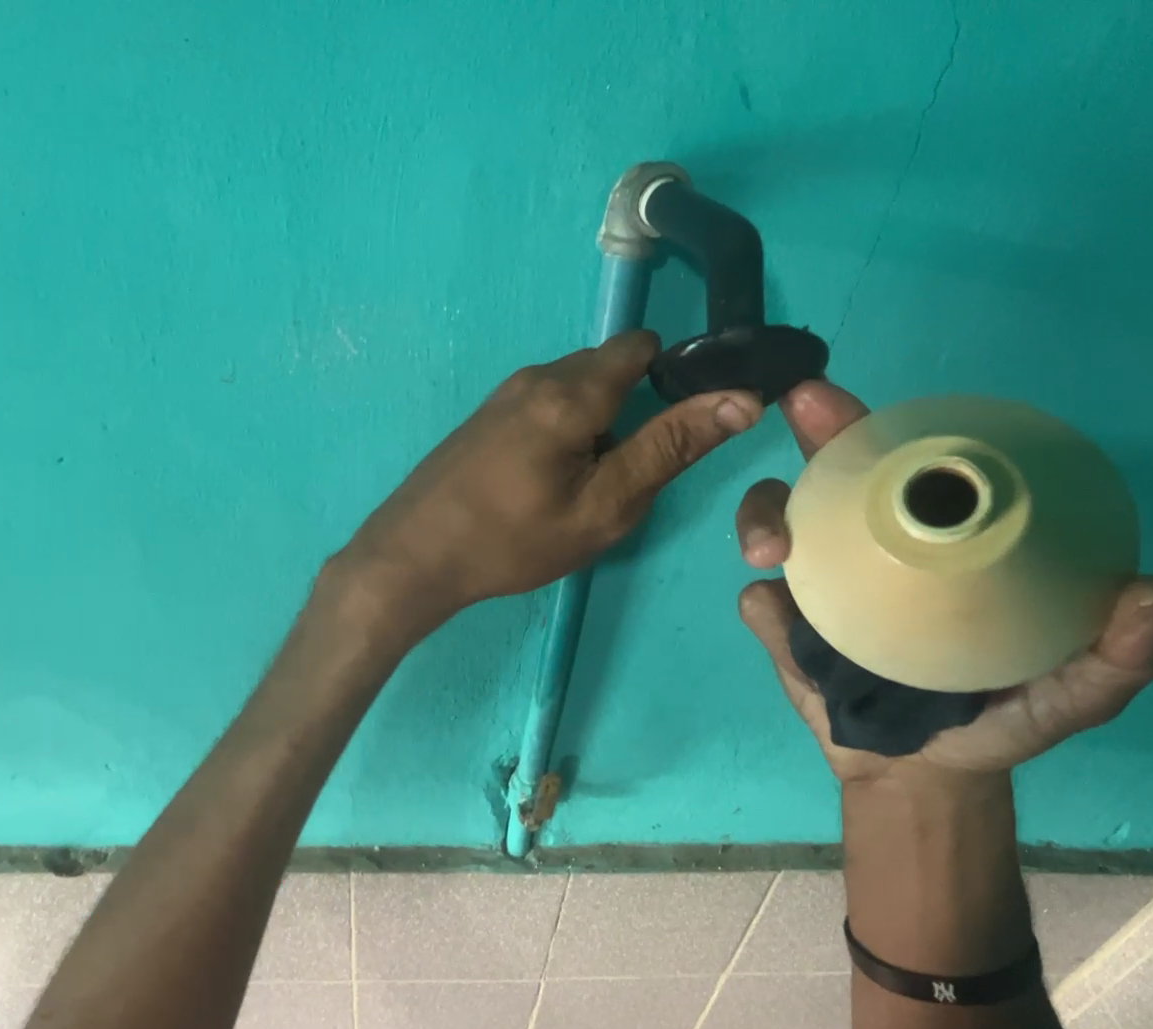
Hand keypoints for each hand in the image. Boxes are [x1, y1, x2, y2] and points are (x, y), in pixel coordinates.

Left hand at [334, 330, 761, 637]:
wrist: (413, 557)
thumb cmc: (513, 539)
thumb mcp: (605, 504)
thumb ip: (670, 447)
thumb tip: (740, 397)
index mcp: (571, 389)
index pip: (643, 347)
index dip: (674, 375)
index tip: (681, 425)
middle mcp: (536, 376)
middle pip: (608, 368)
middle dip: (634, 406)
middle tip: (629, 473)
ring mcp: (503, 395)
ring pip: (575, 389)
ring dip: (597, 424)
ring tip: (586, 486)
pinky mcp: (485, 418)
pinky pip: (544, 407)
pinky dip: (564, 432)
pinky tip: (546, 483)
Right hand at [734, 382, 1152, 783]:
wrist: (924, 773)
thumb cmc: (1001, 715)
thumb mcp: (1076, 692)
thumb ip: (1122, 656)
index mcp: (932, 533)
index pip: (907, 458)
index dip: (877, 416)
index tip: (851, 391)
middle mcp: (865, 538)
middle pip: (828, 465)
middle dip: (813, 428)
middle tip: (807, 408)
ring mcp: (814, 579)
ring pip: (771, 517)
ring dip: (761, 518)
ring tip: (770, 553)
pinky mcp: (780, 628)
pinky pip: (760, 605)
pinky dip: (767, 610)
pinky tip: (784, 626)